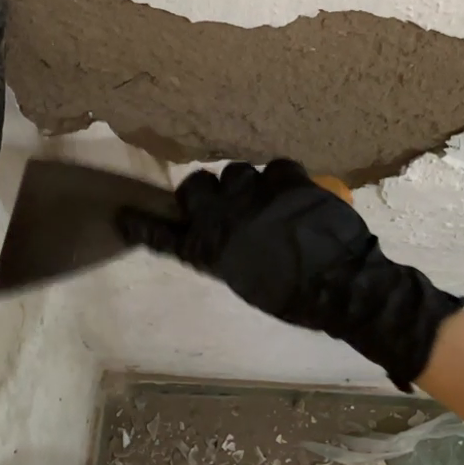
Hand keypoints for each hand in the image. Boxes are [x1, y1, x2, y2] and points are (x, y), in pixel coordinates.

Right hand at [117, 160, 463, 389]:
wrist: (341, 286)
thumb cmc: (293, 297)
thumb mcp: (245, 280)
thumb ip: (224, 253)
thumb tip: (219, 235)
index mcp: (209, 252)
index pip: (164, 236)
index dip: (142, 225)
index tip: (122, 215)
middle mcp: (223, 219)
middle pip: (194, 186)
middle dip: (206, 192)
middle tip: (226, 203)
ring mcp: (254, 195)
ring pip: (235, 171)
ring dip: (247, 185)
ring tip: (268, 201)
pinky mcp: (286, 180)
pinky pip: (275, 167)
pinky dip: (283, 180)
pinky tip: (296, 195)